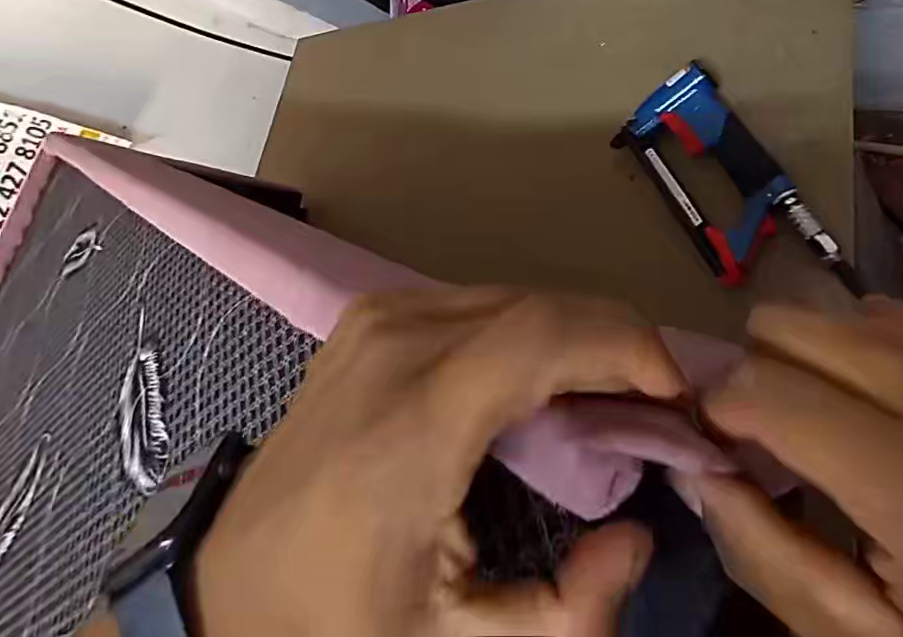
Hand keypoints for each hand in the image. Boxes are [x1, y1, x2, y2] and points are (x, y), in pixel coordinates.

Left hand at [192, 287, 686, 636]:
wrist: (229, 583)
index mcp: (415, 417)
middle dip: (615, 342)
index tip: (673, 394)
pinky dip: (530, 330)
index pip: (543, 334)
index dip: (625, 346)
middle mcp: (398, 339)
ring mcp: (382, 313)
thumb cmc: (336, 615)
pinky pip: (479, 302)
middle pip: (540, 306)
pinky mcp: (376, 310)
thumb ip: (567, 614)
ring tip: (606, 395)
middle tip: (652, 403)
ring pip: (515, 297)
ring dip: (575, 335)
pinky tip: (539, 379)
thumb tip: (638, 535)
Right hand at [678, 299, 902, 636]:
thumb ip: (767, 555)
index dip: (718, 406)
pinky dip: (867, 355)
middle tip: (776, 441)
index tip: (717, 443)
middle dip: (760, 372)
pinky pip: (896, 315)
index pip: (765, 387)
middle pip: (792, 324)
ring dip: (814, 363)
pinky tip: (897, 416)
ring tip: (840, 432)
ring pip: (837, 310)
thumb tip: (697, 463)